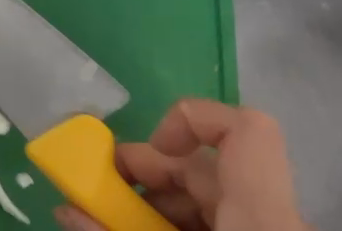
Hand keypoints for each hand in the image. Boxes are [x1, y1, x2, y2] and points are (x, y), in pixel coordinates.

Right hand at [55, 99, 306, 230]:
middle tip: (105, 196)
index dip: (190, 121)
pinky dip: (182, 227)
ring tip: (119, 223)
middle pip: (210, 168)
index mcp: (263, 214)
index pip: (247, 129)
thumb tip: (64, 209)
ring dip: (159, 205)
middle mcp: (277, 219)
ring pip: (215, 201)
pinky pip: (225, 226)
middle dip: (150, 175)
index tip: (151, 149)